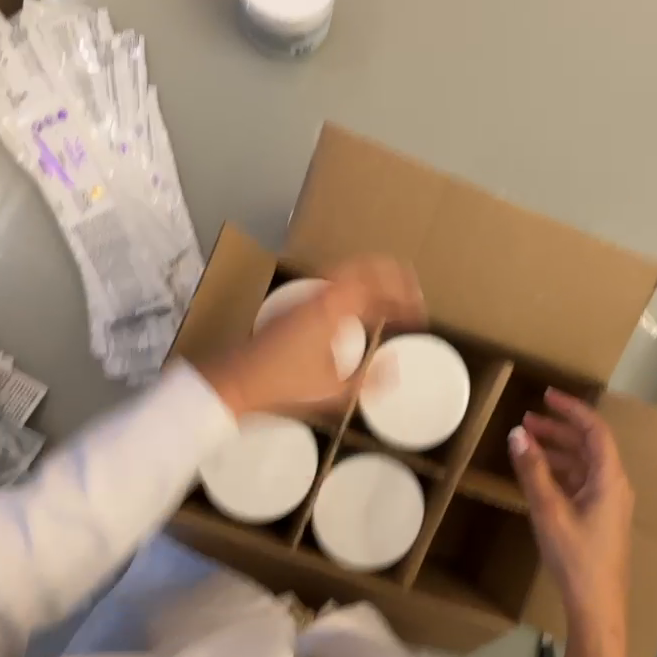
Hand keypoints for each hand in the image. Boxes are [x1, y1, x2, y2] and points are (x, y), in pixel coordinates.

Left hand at [198, 256, 424, 416]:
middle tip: (412, 292)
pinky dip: (353, 287)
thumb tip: (396, 369)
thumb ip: (370, 380)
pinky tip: (356, 312)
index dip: (407, 298)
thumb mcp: (334, 390)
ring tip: (390, 296)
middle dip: (394, 276)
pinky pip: (333, 284)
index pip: (381, 287)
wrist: (235, 381)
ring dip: (373, 278)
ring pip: (347, 272)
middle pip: (366, 266)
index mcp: (333, 308)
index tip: (421, 315)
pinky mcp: (295, 307)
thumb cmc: (281, 385)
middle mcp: (320, 295)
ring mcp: (305, 298)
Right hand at [509, 389, 633, 656]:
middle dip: (558, 430)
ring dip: (556, 451)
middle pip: (588, 446)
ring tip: (526, 444)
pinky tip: (537, 474)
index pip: (594, 430)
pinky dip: (558, 472)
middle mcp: (614, 485)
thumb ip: (533, 471)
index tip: (546, 395)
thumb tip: (518, 435)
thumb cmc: (576, 557)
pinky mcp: (599, 518)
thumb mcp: (549, 511)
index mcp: (610, 479)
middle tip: (526, 420)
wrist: (597, 606)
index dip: (571, 409)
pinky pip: (579, 483)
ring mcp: (608, 503)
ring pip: (582, 465)